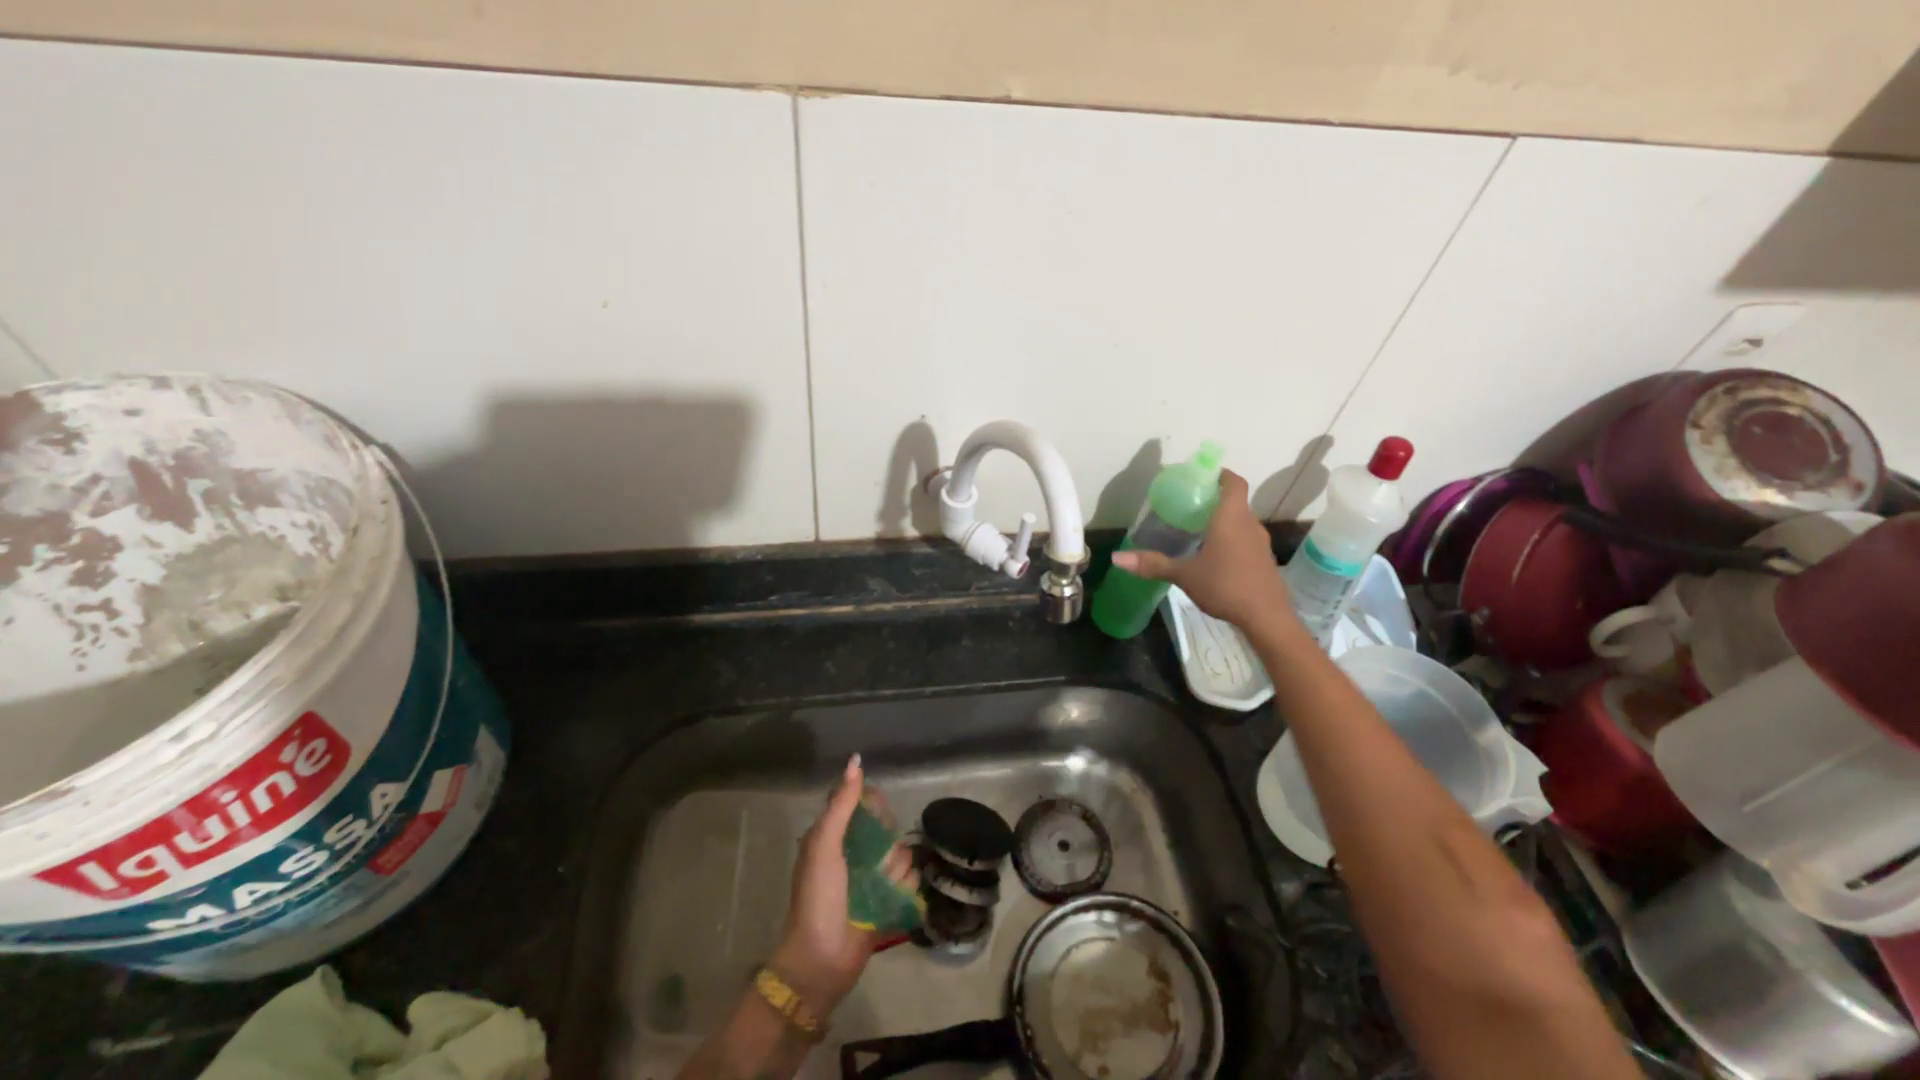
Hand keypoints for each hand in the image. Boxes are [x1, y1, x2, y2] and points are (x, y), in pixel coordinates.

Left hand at [771, 754, 911, 1013]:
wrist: (822, 959)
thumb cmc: (818, 897)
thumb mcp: (824, 846)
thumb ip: (841, 805)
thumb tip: (856, 761)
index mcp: (832, 839)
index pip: (862, 808)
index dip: (874, 807)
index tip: (880, 812)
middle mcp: (854, 857)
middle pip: (888, 833)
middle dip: (889, 845)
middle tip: (877, 862)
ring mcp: (871, 882)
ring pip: (902, 859)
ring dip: (896, 871)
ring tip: (880, 889)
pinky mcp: (887, 905)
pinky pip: (909, 885)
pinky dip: (905, 890)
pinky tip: (893, 899)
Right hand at [1111, 469, 1292, 631]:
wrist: (1267, 617)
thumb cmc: (1226, 586)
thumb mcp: (1185, 575)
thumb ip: (1153, 564)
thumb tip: (1117, 558)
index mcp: (1231, 518)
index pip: (1234, 482)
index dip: (1221, 474)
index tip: (1203, 475)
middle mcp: (1250, 524)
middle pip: (1236, 502)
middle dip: (1215, 500)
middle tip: (1190, 505)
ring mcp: (1260, 544)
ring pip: (1241, 523)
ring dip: (1224, 522)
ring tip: (1198, 530)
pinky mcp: (1264, 561)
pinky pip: (1246, 541)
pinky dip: (1232, 541)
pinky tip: (1215, 557)